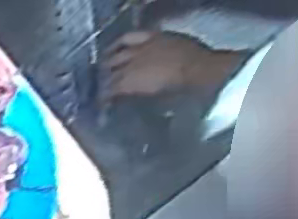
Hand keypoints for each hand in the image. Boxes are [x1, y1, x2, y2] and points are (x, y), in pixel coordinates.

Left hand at [103, 31, 245, 98]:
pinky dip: (104, 98)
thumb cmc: (194, 58)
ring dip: (103, 86)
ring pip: (107, 77)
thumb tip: (152, 58)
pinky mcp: (125, 82)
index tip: (108, 53)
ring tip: (102, 93)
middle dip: (104, 69)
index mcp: (154, 37)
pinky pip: (107, 91)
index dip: (114, 47)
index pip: (127, 38)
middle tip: (101, 78)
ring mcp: (130, 67)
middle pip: (111, 60)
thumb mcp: (176, 44)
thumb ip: (159, 49)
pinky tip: (104, 103)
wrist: (196, 69)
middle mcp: (138, 51)